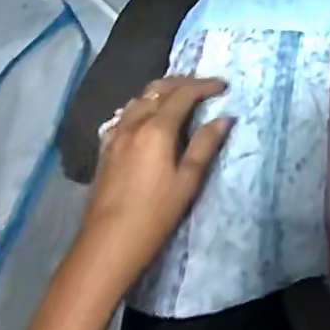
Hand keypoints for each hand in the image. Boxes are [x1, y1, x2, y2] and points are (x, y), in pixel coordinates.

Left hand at [74, 76, 233, 295]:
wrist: (105, 247)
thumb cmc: (153, 215)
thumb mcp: (188, 181)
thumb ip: (205, 145)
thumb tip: (224, 118)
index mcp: (157, 128)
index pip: (184, 93)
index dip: (205, 85)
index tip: (223, 86)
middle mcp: (133, 124)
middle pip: (158, 88)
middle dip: (183, 82)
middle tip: (203, 87)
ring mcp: (115, 136)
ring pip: (139, 99)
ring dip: (161, 92)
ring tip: (179, 99)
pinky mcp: (104, 150)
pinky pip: (124, 115)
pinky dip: (142, 107)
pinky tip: (147, 120)